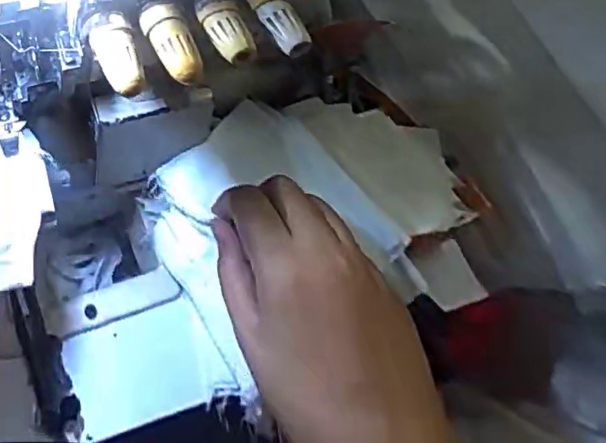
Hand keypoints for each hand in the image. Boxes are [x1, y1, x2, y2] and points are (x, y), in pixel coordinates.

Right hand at [213, 176, 449, 442]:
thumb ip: (232, 271)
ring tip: (281, 243)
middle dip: (261, 197)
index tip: (222, 216)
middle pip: (286, 187)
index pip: (251, 201)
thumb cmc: (302, 392)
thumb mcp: (250, 337)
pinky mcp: (380, 270)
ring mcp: (357, 255)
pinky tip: (315, 267)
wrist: (383, 434)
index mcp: (284, 262)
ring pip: (317, 202)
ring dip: (292, 209)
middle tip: (249, 227)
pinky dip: (320, 231)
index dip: (230, 200)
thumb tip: (224, 227)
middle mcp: (323, 245)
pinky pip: (343, 231)